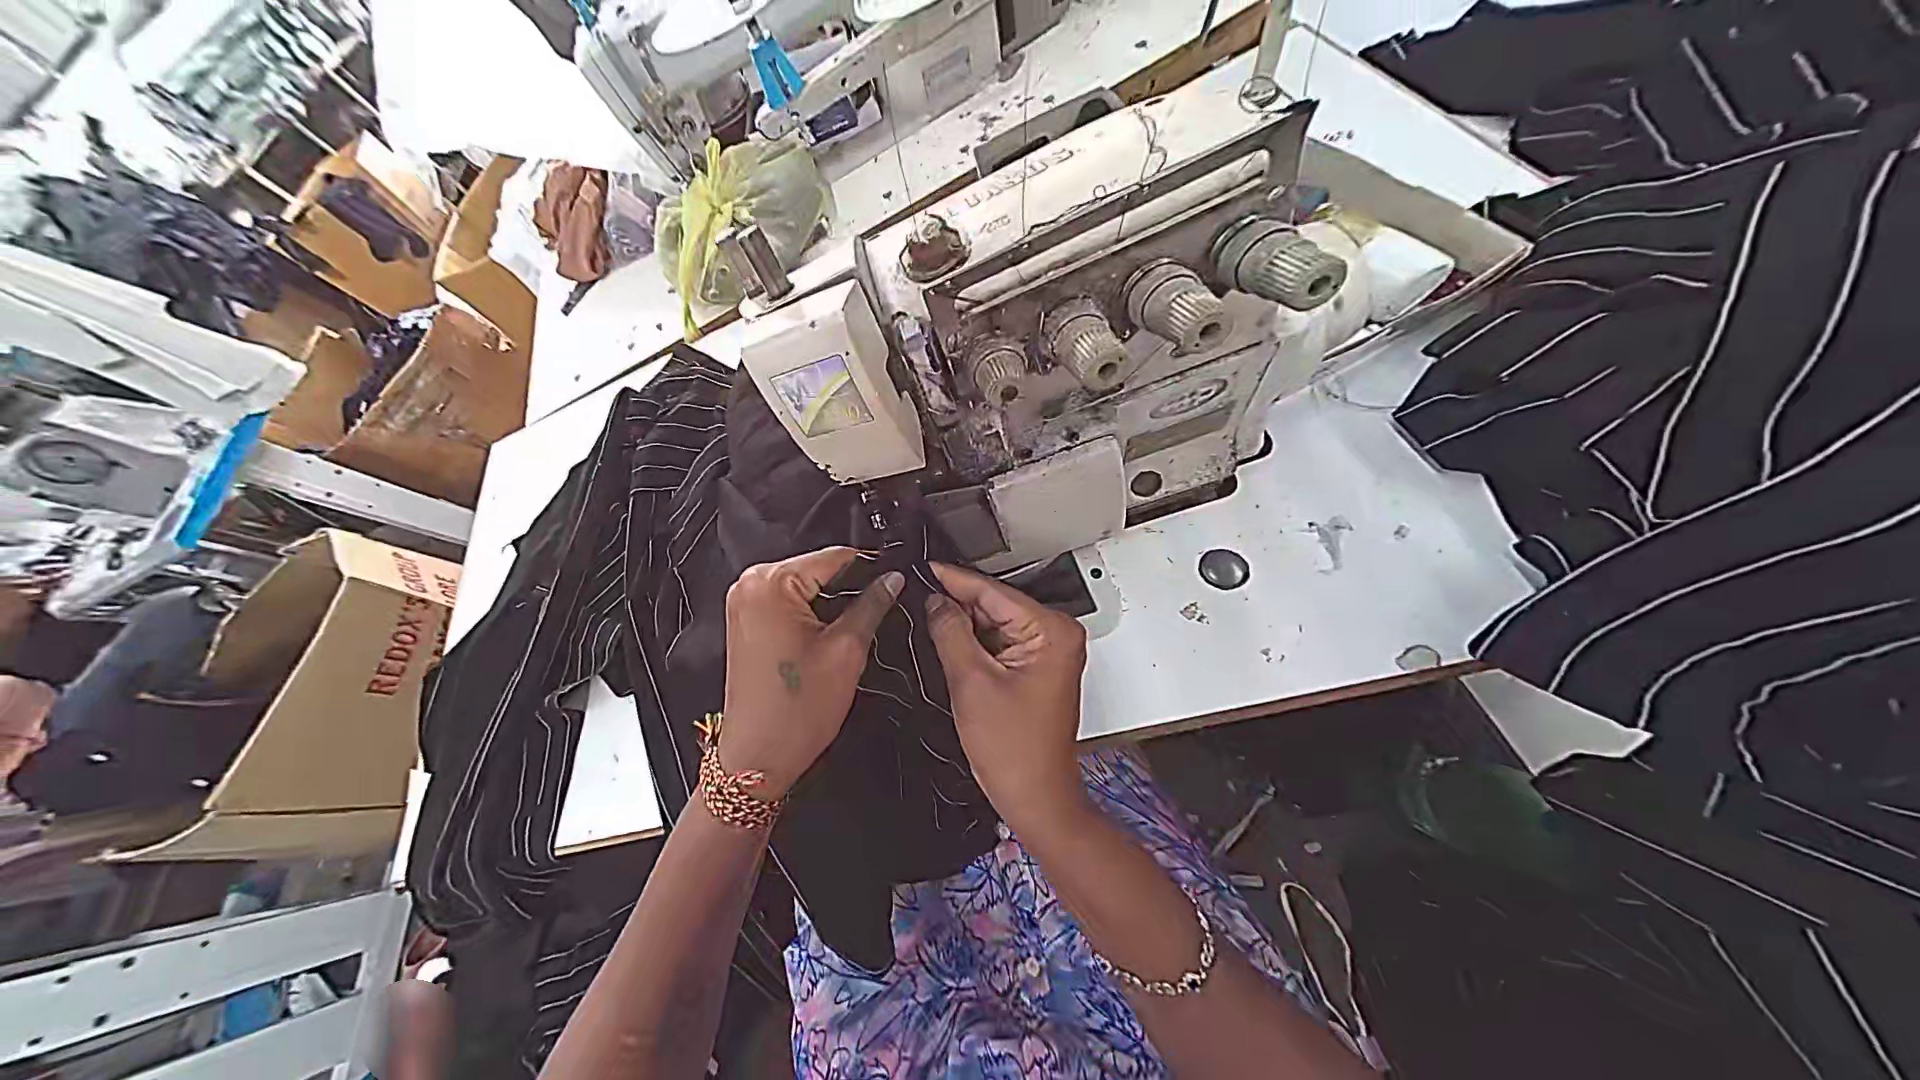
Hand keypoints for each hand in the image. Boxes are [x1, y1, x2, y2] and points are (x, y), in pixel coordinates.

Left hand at [720, 548, 901, 798]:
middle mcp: (750, 586)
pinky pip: (791, 601)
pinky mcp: (748, 621)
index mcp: (770, 584)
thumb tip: (891, 579)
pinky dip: (815, 613)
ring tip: (853, 631)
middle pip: (820, 568)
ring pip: (808, 585)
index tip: (896, 581)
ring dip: (834, 602)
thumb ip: (872, 605)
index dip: (873, 568)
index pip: (836, 556)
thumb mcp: (847, 651)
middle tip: (879, 612)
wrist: (757, 759)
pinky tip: (830, 637)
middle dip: (852, 588)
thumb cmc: (793, 715)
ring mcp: (745, 604)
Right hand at [924, 562, 1089, 826]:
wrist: (1034, 795)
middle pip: (995, 604)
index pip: (994, 591)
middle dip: (957, 605)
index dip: (953, 580)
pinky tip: (951, 646)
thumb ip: (950, 632)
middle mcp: (1057, 635)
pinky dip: (975, 644)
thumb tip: (937, 600)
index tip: (927, 568)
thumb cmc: (1016, 751)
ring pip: (995, 623)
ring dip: (964, 626)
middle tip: (919, 599)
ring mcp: (1049, 651)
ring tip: (930, 625)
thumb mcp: (971, 682)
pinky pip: (1000, 642)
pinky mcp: (1038, 666)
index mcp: (1052, 631)